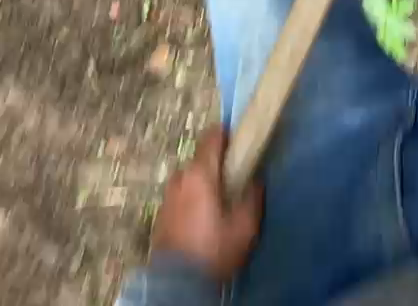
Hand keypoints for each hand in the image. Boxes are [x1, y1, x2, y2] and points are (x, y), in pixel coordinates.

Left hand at [150, 127, 262, 282]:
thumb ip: (253, 197)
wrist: (176, 284)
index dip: (227, 135)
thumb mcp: (244, 227)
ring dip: (203, 183)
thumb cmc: (213, 250)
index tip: (240, 144)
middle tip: (233, 181)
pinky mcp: (161, 211)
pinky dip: (192, 198)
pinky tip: (201, 218)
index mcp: (200, 172)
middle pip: (202, 158)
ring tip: (217, 204)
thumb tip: (256, 178)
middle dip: (217, 165)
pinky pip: (181, 194)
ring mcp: (168, 194)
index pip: (212, 135)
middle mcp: (180, 176)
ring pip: (190, 177)